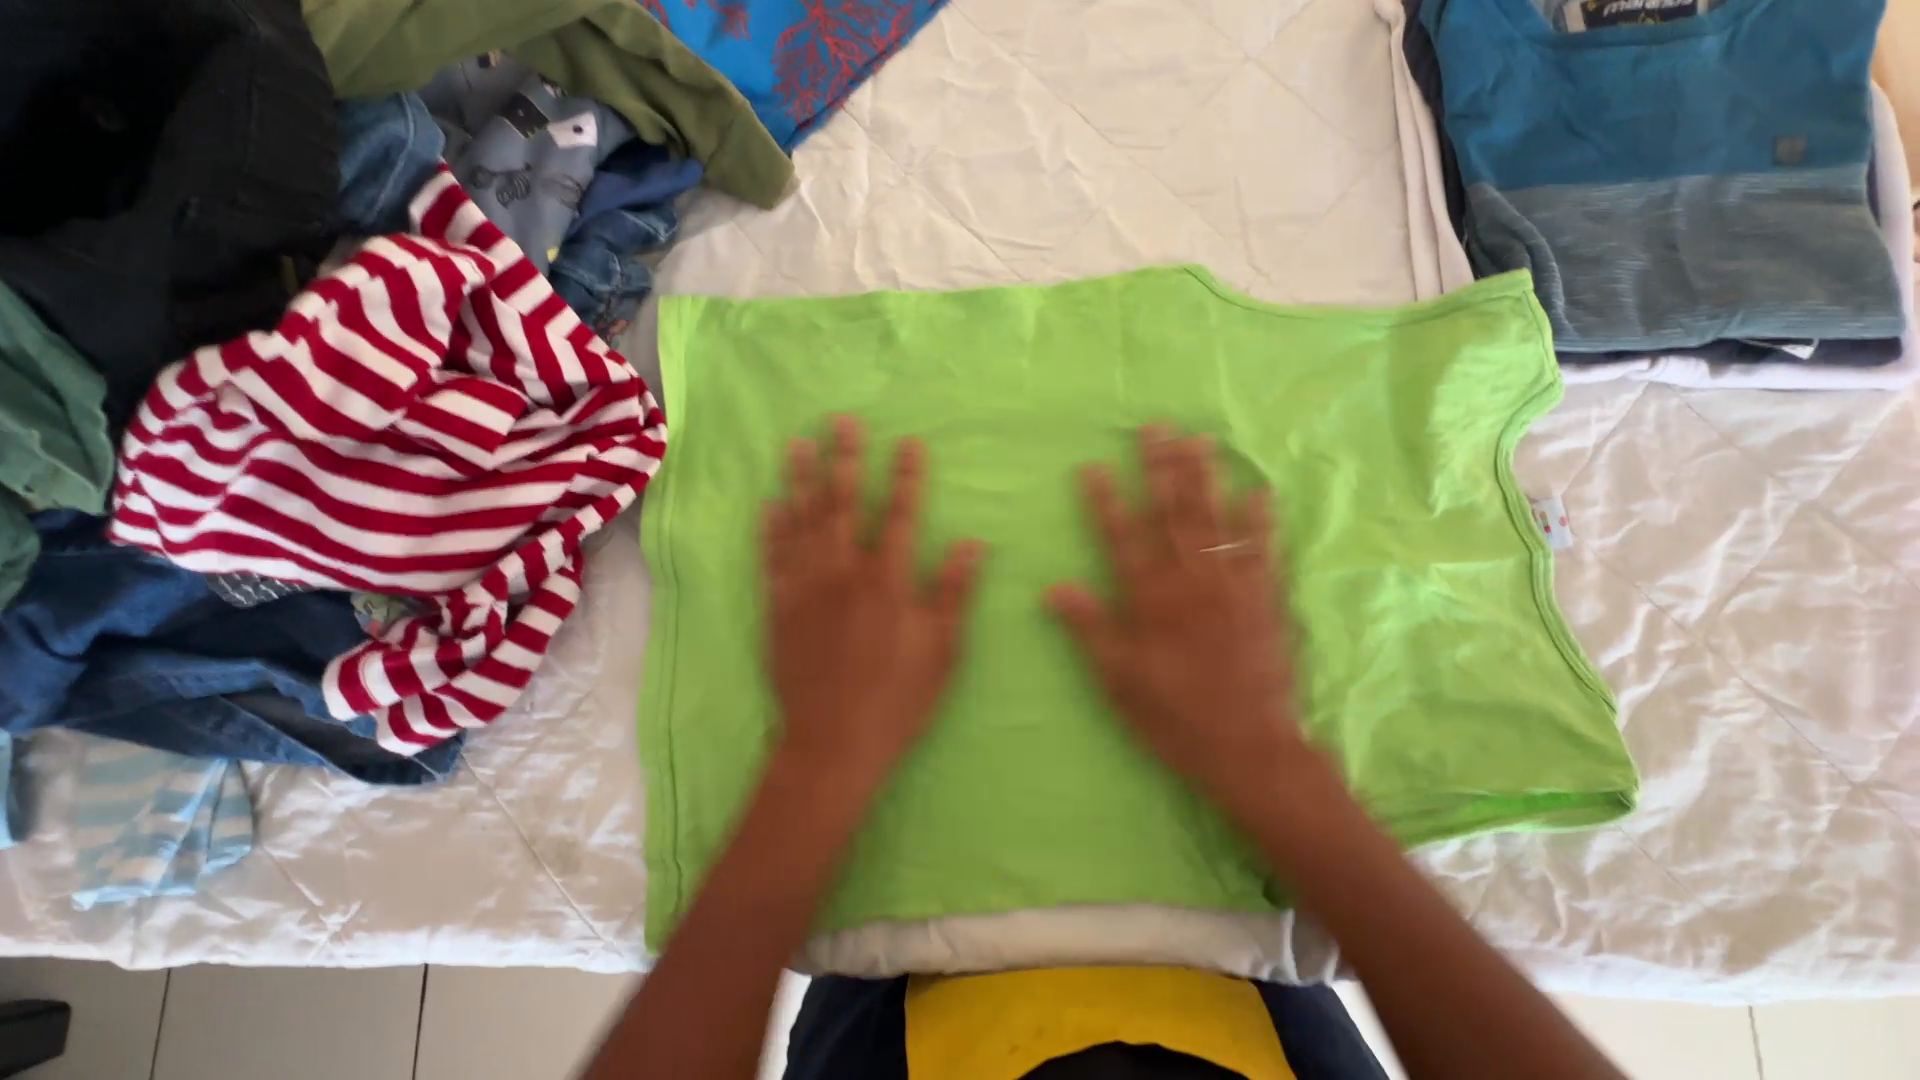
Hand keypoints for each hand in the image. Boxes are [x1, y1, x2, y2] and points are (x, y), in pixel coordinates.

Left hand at [764, 416, 985, 784]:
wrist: (832, 742)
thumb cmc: (898, 699)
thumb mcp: (942, 651)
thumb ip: (953, 592)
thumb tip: (975, 543)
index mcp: (887, 581)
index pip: (900, 514)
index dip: (906, 476)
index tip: (907, 440)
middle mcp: (842, 573)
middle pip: (843, 505)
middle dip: (844, 459)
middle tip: (840, 421)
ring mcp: (804, 588)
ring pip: (802, 522)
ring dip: (801, 481)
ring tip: (797, 444)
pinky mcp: (777, 609)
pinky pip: (772, 559)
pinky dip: (771, 529)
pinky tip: (769, 505)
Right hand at [1047, 426, 1315, 818]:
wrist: (1248, 747)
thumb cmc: (1173, 716)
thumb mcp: (1118, 680)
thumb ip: (1089, 629)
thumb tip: (1053, 587)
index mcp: (1148, 600)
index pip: (1121, 538)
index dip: (1105, 500)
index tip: (1093, 466)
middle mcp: (1188, 581)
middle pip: (1171, 514)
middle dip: (1160, 469)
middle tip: (1154, 428)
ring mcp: (1231, 585)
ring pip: (1214, 519)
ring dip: (1205, 477)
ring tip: (1199, 439)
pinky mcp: (1265, 598)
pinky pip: (1263, 548)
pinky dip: (1260, 519)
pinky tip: (1257, 490)